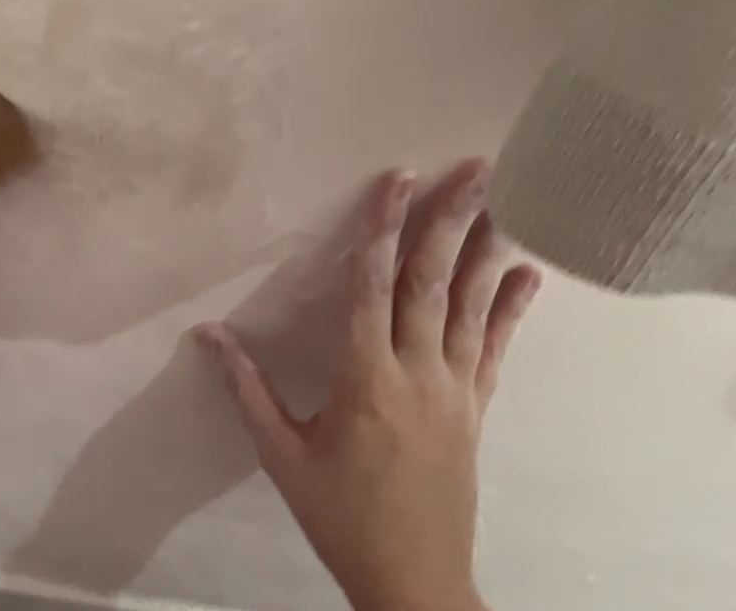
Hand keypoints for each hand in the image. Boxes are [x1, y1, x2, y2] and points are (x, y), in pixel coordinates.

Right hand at [194, 160, 541, 610]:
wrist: (417, 583)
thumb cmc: (341, 516)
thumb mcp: (282, 454)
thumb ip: (247, 388)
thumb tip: (207, 334)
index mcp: (365, 379)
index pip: (372, 287)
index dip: (381, 229)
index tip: (396, 181)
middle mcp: (418, 374)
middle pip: (433, 283)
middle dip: (450, 219)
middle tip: (473, 167)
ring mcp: (456, 390)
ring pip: (472, 306)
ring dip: (486, 248)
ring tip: (506, 198)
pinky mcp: (476, 408)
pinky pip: (496, 348)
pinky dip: (511, 307)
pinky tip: (527, 272)